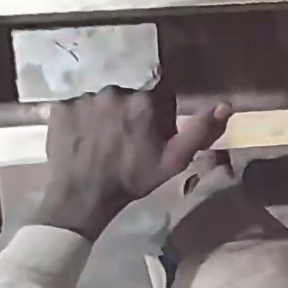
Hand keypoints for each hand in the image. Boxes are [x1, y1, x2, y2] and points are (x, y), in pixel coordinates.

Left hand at [33, 86, 231, 238]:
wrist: (84, 196)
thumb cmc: (133, 179)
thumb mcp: (174, 161)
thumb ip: (200, 131)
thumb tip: (225, 105)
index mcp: (145, 102)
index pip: (159, 100)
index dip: (158, 119)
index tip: (151, 139)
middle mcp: (115, 91)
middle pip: (130, 98)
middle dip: (131, 115)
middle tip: (126, 143)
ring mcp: (85, 98)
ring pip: (103, 102)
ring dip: (106, 117)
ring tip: (103, 143)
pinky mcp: (61, 107)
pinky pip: (77, 107)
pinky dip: (81, 120)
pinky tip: (83, 140)